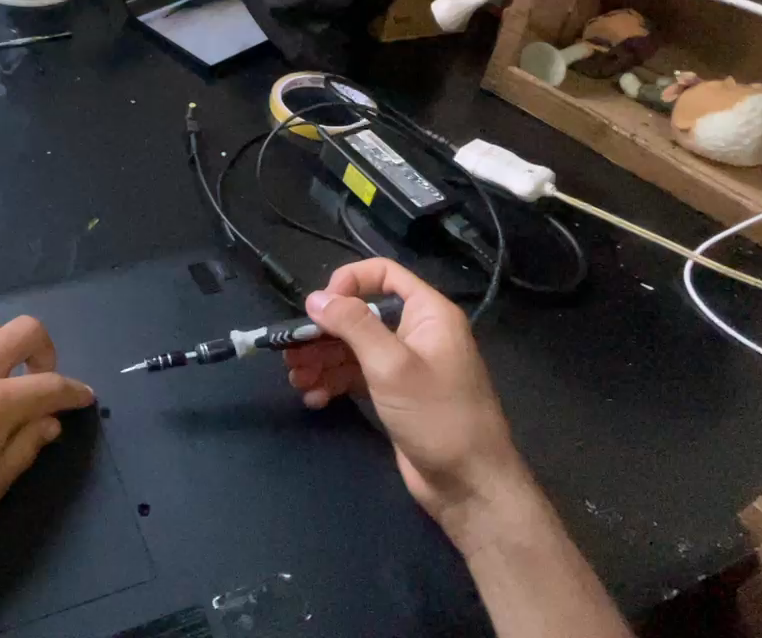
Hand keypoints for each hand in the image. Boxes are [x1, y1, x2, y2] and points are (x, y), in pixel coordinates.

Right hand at [282, 260, 530, 539]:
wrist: (471, 488)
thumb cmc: (438, 417)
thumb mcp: (392, 365)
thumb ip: (353, 325)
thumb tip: (315, 298)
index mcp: (428, 314)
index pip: (384, 273)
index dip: (349, 281)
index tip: (321, 306)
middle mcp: (415, 332)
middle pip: (358, 314)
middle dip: (322, 332)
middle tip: (291, 350)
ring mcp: (403, 364)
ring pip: (351, 346)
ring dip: (320, 359)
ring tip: (296, 379)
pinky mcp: (392, 393)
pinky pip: (354, 374)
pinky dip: (332, 381)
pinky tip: (313, 397)